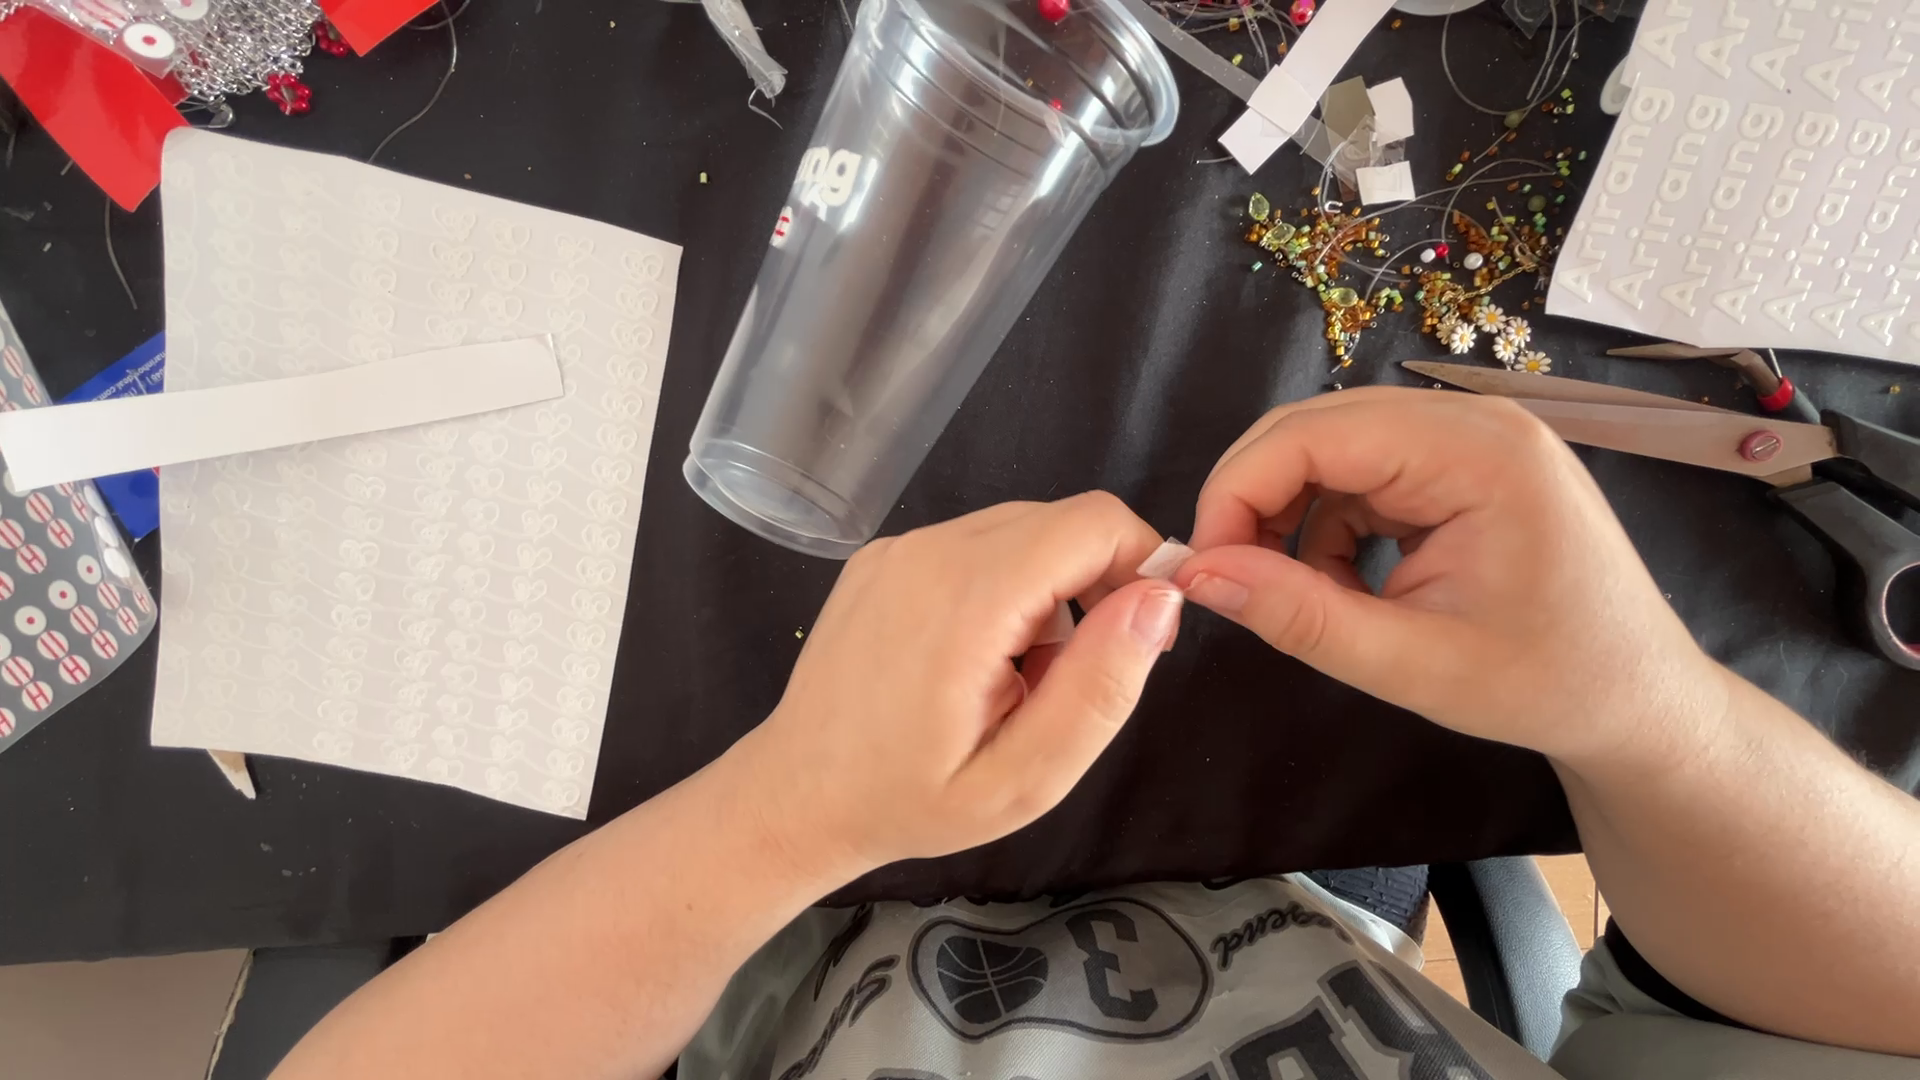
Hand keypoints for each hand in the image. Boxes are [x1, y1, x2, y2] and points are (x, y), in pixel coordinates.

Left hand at [735, 493, 1181, 878]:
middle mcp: (929, 547)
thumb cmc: (912, 801)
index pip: (1093, 522)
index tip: (1139, 636)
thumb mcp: (1027, 777)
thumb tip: (1159, 596)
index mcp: (967, 595)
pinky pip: (972, 544)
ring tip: (1010, 674)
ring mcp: (898, 545)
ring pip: (1019, 531)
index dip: (1140, 563)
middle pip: (1058, 522)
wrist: (796, 794)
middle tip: (1064, 677)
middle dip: (1093, 586)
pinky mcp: (880, 555)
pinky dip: (999, 585)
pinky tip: (968, 653)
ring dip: (1044, 591)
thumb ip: (1101, 685)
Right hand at [1178, 387, 1725, 764]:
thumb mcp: (1409, 665)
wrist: (1639, 704)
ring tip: (1300, 589)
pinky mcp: (1449, 468)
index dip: (1237, 491)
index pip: (1312, 435)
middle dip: (1252, 498)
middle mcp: (1468, 423)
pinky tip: (1342, 580)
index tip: (1204, 565)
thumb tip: (1195, 575)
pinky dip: (1320, 525)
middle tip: (1228, 572)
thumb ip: (1297, 616)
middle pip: (1311, 429)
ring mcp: (1461, 441)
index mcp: (1475, 453)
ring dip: (1285, 515)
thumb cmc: (1544, 686)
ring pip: (1322, 450)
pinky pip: (1350, 475)